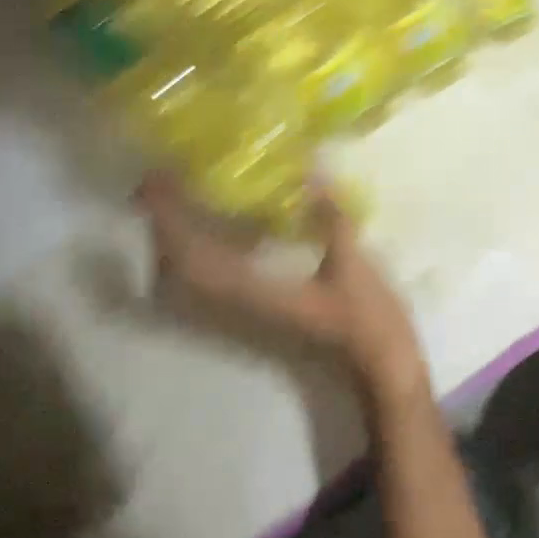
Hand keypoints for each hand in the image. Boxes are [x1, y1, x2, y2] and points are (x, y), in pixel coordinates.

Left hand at [136, 172, 428, 398]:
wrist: (380, 363)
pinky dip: (207, 257)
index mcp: (254, 291)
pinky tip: (228, 238)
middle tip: (166, 187)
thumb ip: (332, 222)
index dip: (168, 217)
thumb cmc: (368, 319)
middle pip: (178, 266)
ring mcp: (250, 311)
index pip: (191, 253)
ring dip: (182, 243)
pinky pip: (218, 281)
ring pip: (194, 277)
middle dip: (165, 226)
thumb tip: (314, 174)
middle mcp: (240, 303)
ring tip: (187, 209)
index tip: (158, 180)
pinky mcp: (264, 311)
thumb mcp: (355, 266)